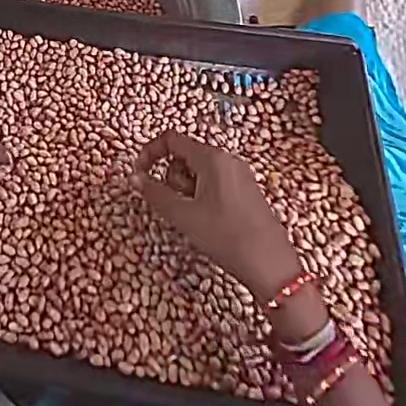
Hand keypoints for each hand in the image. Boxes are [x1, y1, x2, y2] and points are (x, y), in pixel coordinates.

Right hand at [132, 131, 300, 296]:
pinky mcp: (246, 191)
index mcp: (212, 158)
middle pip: (185, 156)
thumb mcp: (183, 215)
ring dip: (187, 190)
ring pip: (198, 172)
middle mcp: (227, 159)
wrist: (270, 265)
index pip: (171, 139)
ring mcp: (239, 175)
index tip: (140, 175)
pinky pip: (214, 183)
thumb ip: (155, 193)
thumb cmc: (225, 236)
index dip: (150, 153)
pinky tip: (209, 222)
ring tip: (195, 217)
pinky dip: (202, 197)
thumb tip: (134, 177)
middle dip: (172, 179)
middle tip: (179, 206)